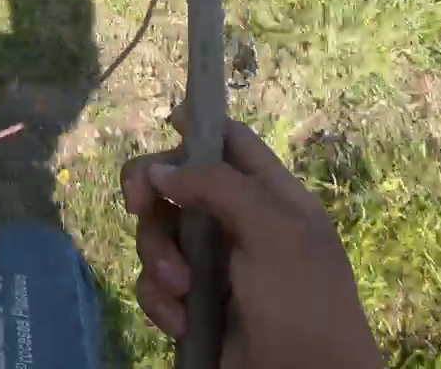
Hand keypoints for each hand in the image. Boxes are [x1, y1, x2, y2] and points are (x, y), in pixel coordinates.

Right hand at [120, 118, 380, 368]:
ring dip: (157, 255)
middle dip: (150, 191)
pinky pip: (153, 280)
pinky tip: (180, 320)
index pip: (230, 141)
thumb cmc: (303, 307)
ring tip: (179, 289)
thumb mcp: (274, 233)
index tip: (167, 122)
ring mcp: (212, 264)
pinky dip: (158, 297)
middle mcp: (237, 223)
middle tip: (137, 205)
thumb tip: (158, 172)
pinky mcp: (191, 302)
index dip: (199, 125)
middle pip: (174, 179)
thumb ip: (216, 185)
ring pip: (156, 230)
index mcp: (270, 198)